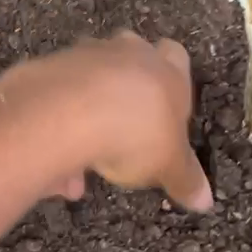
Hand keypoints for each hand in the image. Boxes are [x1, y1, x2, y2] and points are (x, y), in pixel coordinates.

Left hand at [0, 33, 212, 211]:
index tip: (167, 110)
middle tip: (123, 128)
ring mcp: (83, 55)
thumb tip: (205, 199)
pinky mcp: (46, 67)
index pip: (177, 57)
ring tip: (81, 166)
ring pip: (87, 80)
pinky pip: (55, 98)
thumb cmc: (135, 132)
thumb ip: (185, 179)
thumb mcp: (169, 166)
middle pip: (129, 59)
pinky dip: (56, 129)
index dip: (172, 80)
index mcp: (165, 69)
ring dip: (85, 114)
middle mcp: (125, 53)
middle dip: (125, 90)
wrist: (67, 111)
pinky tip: (55, 170)